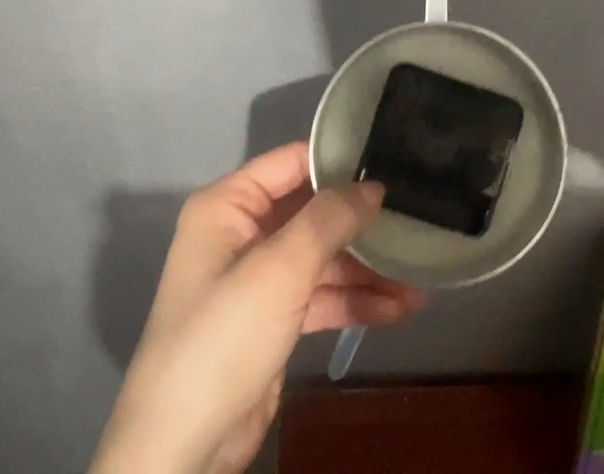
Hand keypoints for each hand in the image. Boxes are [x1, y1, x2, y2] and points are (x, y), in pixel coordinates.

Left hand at [91, 143, 425, 473]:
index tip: (394, 162)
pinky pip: (321, 296)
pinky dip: (356, 301)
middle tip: (418, 218)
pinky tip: (400, 308)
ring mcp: (259, 279)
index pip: (291, 163)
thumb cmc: (224, 335)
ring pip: (323, 258)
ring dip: (368, 269)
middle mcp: (242, 234)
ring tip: (419, 276)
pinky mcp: (273, 320)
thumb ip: (329, 219)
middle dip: (362, 223)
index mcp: (229, 206)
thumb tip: (374, 187)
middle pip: (313, 213)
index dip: (340, 161)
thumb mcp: (279, 268)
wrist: (184, 442)